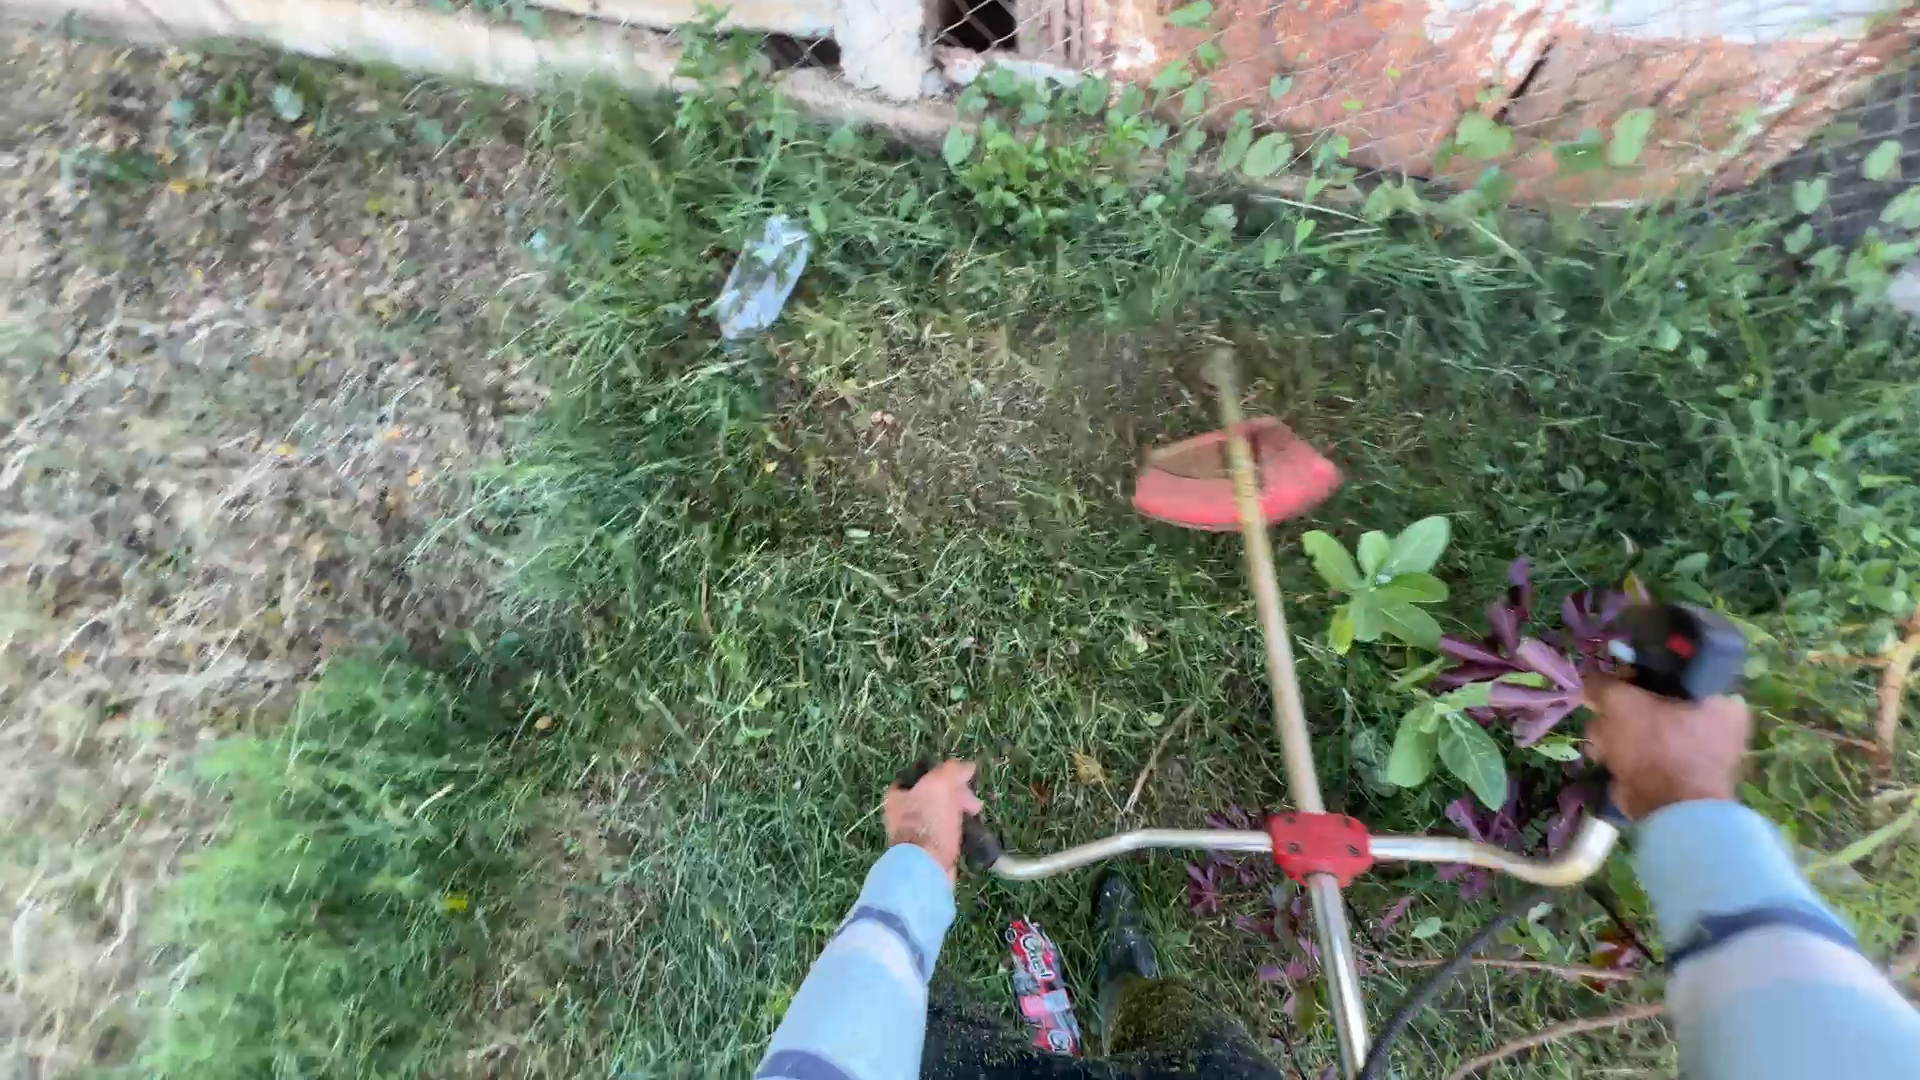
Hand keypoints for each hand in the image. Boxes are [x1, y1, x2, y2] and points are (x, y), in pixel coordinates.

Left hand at [884, 760, 983, 883]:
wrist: (925, 869)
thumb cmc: (928, 823)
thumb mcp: (939, 785)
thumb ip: (951, 770)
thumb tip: (967, 766)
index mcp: (898, 794)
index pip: (925, 774)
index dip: (946, 774)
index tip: (963, 780)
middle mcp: (902, 812)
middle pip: (935, 793)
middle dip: (958, 794)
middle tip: (973, 802)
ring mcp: (914, 832)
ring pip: (942, 812)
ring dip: (960, 811)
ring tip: (975, 815)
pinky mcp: (927, 849)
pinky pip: (945, 831)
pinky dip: (958, 828)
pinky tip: (969, 830)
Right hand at [1584, 676, 1749, 820]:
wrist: (1669, 807)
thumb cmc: (1656, 746)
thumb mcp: (1620, 702)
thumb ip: (1602, 684)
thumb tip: (1591, 683)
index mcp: (1718, 699)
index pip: (1670, 672)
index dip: (1636, 673)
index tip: (1614, 682)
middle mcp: (1714, 721)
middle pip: (1648, 700)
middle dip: (1616, 710)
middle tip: (1604, 714)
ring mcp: (1695, 748)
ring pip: (1636, 725)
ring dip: (1610, 733)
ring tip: (1605, 745)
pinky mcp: (1675, 768)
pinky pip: (1639, 748)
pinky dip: (1620, 752)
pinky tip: (1609, 759)